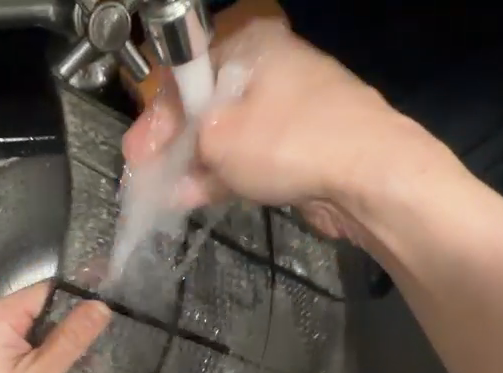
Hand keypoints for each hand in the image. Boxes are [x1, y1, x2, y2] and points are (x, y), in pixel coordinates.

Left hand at [0, 283, 110, 372]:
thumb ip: (71, 339)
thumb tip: (101, 306)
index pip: (47, 291)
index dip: (77, 303)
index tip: (101, 322)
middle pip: (36, 310)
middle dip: (63, 330)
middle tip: (88, 355)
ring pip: (26, 330)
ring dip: (48, 347)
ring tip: (68, 370)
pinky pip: (12, 345)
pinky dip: (31, 357)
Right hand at [122, 19, 464, 247]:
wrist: (367, 175)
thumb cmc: (289, 141)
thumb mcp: (218, 138)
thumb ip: (181, 148)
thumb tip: (161, 166)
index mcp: (250, 45)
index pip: (185, 75)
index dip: (156, 116)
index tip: (135, 152)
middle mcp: (267, 70)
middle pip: (203, 107)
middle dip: (172, 144)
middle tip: (145, 173)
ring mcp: (284, 110)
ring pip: (223, 138)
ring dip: (193, 166)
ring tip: (165, 193)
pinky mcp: (293, 148)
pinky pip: (245, 160)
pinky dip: (220, 177)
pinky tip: (194, 197)